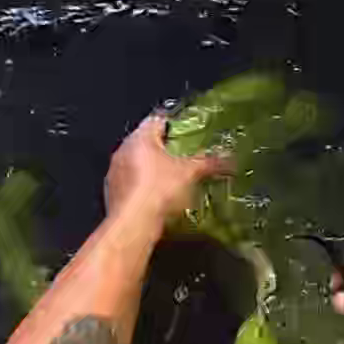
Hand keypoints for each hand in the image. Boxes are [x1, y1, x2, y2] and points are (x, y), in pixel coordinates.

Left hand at [104, 113, 225, 225]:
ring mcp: (116, 172)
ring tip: (179, 173)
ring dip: (156, 165)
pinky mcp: (113, 191)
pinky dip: (147, 182)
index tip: (192, 129)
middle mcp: (123, 151)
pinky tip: (163, 193)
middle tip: (190, 152)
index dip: (176, 123)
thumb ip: (210, 162)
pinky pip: (133, 179)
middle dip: (168, 146)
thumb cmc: (161, 189)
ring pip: (139, 160)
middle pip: (148, 141)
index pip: (158, 120)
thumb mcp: (191, 173)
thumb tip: (230, 156)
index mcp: (140, 139)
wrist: (134, 223)